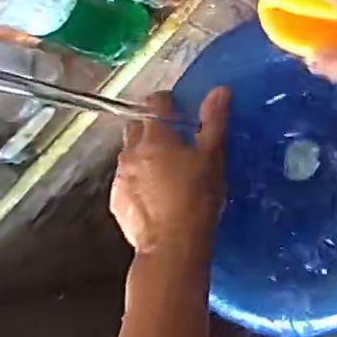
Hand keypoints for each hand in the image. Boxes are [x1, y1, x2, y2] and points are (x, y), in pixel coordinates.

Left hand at [109, 89, 230, 269]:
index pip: (155, 103)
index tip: (180, 109)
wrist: (172, 247)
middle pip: (137, 127)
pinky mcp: (116, 201)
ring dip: (145, 155)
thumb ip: (214, 121)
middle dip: (153, 127)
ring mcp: (120, 178)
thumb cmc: (198, 198)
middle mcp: (130, 153)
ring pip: (129, 154)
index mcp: (156, 138)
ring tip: (168, 172)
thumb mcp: (213, 157)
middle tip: (176, 141)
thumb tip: (220, 90)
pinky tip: (157, 195)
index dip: (167, 102)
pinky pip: (126, 180)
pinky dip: (139, 180)